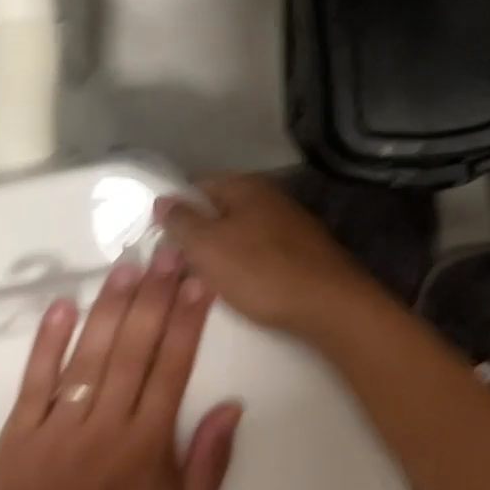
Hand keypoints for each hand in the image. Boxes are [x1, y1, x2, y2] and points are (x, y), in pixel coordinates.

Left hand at [0, 251, 243, 489]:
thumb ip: (210, 463)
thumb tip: (232, 407)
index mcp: (147, 444)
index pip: (172, 367)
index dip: (188, 321)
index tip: (199, 283)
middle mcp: (105, 425)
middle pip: (134, 350)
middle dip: (155, 298)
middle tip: (167, 255)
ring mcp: (57, 428)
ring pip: (89, 356)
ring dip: (110, 309)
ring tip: (128, 268)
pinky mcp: (16, 436)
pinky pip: (34, 382)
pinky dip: (48, 343)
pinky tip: (63, 306)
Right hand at [155, 173, 391, 339]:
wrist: (330, 304)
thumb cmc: (262, 271)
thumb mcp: (208, 246)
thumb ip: (182, 221)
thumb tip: (164, 199)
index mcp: (247, 186)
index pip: (198, 185)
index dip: (174, 209)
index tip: (159, 240)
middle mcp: (272, 197)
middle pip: (221, 210)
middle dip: (198, 234)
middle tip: (177, 266)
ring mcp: (292, 224)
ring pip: (242, 233)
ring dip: (222, 254)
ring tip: (204, 282)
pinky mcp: (304, 252)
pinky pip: (263, 253)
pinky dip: (247, 267)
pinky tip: (242, 288)